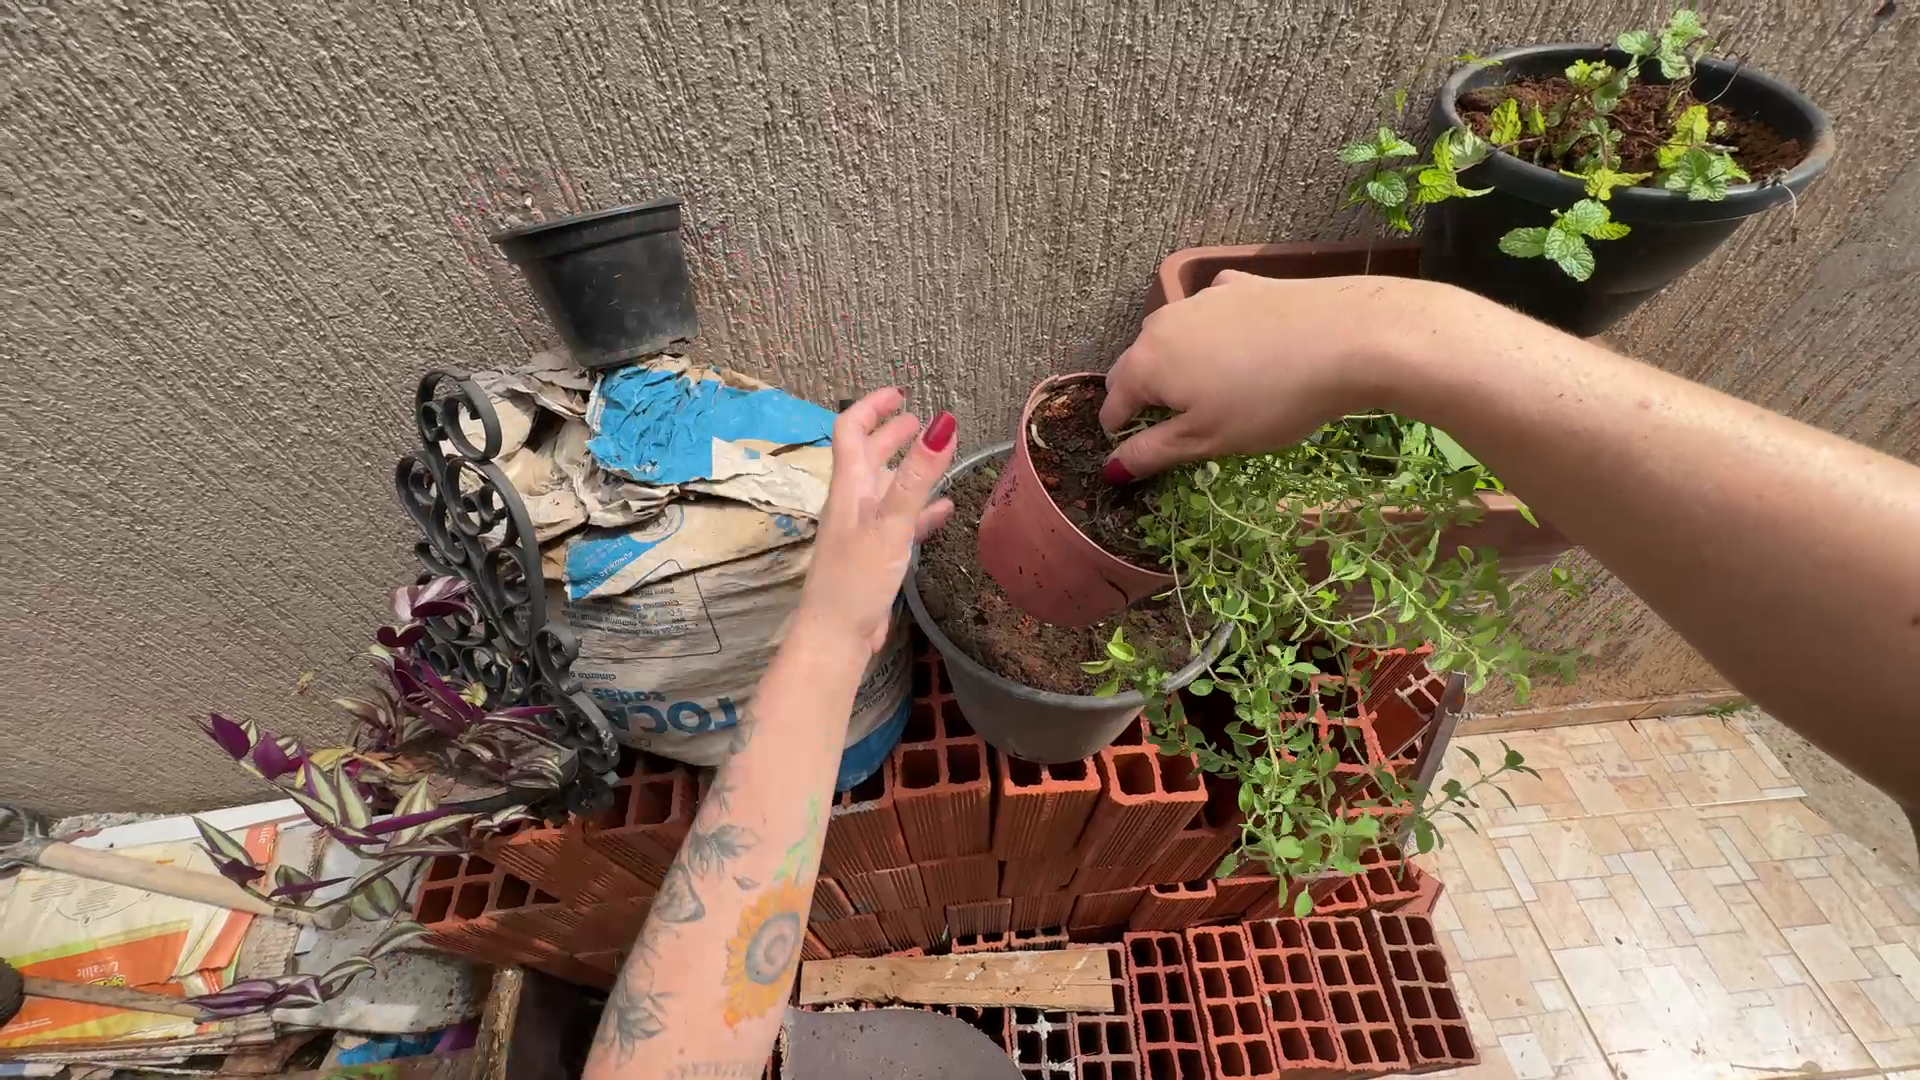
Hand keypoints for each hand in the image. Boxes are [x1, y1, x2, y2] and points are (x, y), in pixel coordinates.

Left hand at [797, 387, 957, 653]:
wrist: (837, 636)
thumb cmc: (857, 579)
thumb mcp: (891, 523)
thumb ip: (918, 476)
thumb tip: (943, 424)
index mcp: (850, 487)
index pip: (851, 431)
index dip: (873, 407)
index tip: (900, 393)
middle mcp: (853, 502)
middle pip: (868, 456)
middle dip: (891, 433)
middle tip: (918, 419)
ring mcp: (864, 529)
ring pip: (886, 488)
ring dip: (908, 468)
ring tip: (935, 455)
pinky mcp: (876, 555)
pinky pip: (901, 522)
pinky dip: (922, 509)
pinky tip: (944, 510)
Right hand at [1100, 271, 1472, 479]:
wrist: (1354, 336)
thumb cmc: (1270, 400)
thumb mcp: (1207, 440)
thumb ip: (1151, 454)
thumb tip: (1109, 470)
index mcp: (1144, 364)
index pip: (1112, 407)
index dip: (1124, 438)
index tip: (1153, 455)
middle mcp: (1161, 323)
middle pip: (1134, 368)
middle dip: (1146, 398)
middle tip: (1186, 426)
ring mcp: (1201, 299)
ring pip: (1171, 339)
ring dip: (1177, 366)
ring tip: (1218, 390)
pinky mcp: (1241, 285)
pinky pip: (1211, 313)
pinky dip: (1214, 333)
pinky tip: (1244, 347)